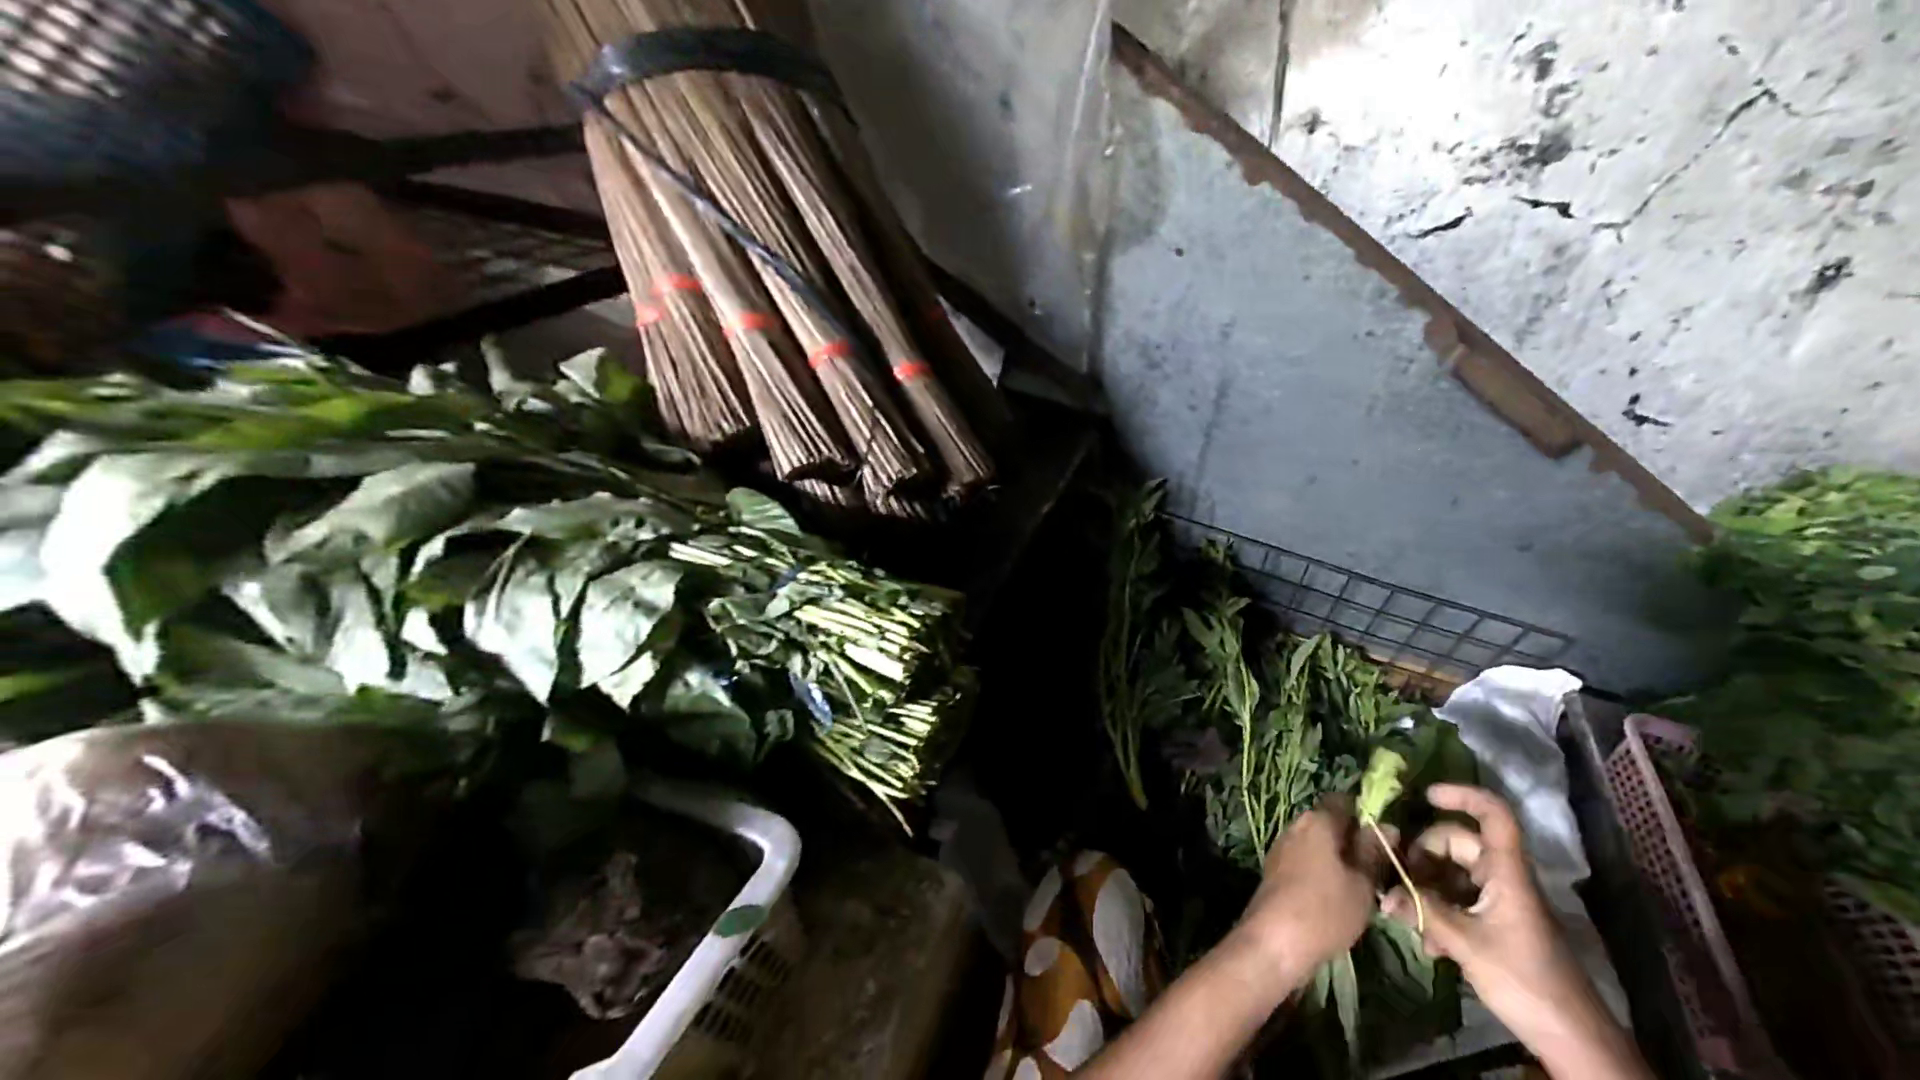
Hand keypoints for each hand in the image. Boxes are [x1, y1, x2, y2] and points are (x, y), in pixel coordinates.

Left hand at [1240, 794, 1388, 972]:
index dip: (1368, 815)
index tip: (1387, 839)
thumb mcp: (1362, 883)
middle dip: (1355, 840)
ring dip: (1340, 857)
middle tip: (1381, 868)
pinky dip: (1323, 869)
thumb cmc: (1325, 909)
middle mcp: (1296, 824)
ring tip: (1364, 886)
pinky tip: (1338, 894)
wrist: (1275, 939)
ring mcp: (1283, 845)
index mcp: (1317, 820)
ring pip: (1319, 842)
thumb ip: (1374, 852)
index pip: (1345, 801)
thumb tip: (1386, 826)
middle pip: (1331, 822)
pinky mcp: (1276, 866)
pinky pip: (1306, 857)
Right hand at [1384, 784, 1650, 1079]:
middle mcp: (1504, 879)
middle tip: (1397, 879)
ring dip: (1425, 889)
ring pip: (1452, 874)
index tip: (1424, 796)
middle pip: (1458, 844)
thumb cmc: (1525, 982)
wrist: (1574, 1040)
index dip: (1463, 796)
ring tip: (1408, 917)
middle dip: (1422, 856)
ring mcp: (1501, 902)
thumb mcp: (1465, 944)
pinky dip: (1437, 910)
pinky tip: (1427, 941)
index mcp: (1507, 874)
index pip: (1494, 816)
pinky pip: (1458, 900)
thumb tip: (1382, 890)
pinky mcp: (1497, 925)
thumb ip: (1421, 910)